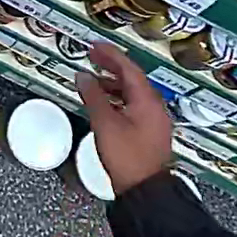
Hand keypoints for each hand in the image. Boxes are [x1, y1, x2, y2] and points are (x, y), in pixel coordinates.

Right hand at [75, 43, 174, 194]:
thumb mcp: (104, 123)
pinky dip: (117, 98)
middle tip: (93, 56)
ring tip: (94, 80)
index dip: (110, 54)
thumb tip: (83, 77)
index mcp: (147, 100)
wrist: (144, 190)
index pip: (128, 67)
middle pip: (132, 78)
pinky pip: (133, 104)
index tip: (95, 46)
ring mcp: (153, 119)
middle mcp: (154, 106)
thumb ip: (92, 96)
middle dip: (111, 66)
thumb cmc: (128, 158)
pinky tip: (104, 102)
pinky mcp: (148, 131)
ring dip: (113, 83)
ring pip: (132, 92)